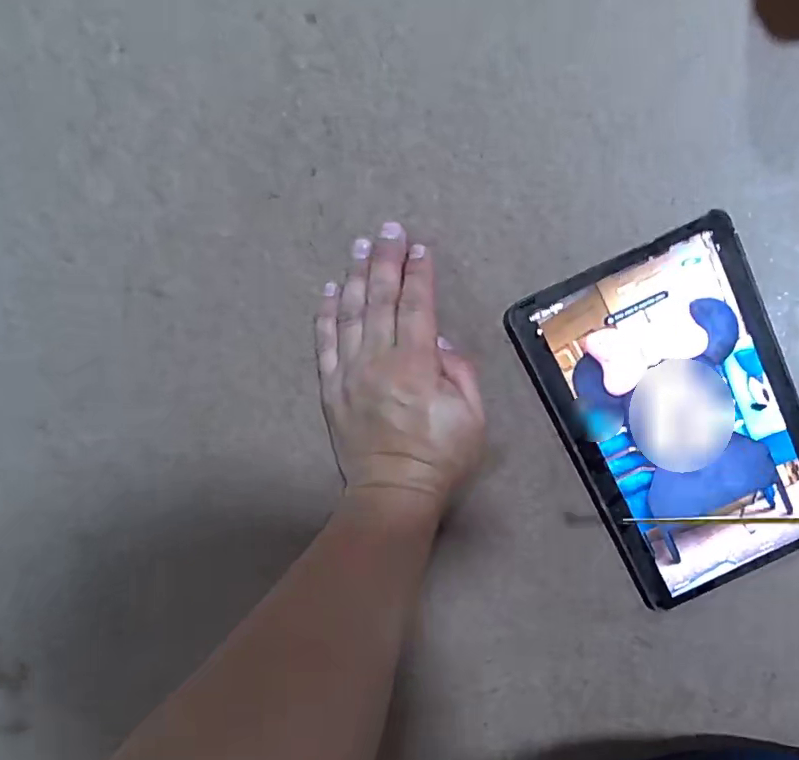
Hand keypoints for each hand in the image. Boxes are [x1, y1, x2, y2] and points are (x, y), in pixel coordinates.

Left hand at [316, 221, 485, 510]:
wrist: (393, 492)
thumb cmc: (441, 458)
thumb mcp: (472, 419)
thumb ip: (459, 374)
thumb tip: (437, 341)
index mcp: (416, 366)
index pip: (416, 307)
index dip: (419, 275)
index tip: (421, 248)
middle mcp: (378, 360)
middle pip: (380, 300)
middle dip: (387, 261)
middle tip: (389, 229)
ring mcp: (349, 372)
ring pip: (351, 313)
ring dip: (357, 276)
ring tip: (362, 246)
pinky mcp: (331, 388)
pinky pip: (325, 342)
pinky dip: (327, 313)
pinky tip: (332, 290)